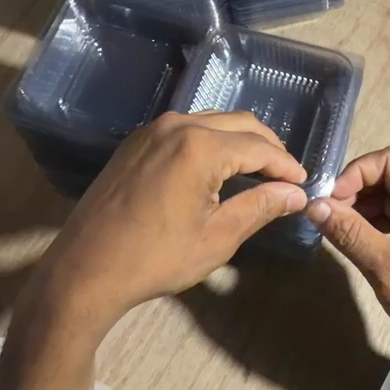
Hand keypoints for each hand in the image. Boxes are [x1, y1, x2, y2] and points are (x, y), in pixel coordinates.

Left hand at [29, 112, 308, 332]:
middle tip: (286, 176)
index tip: (304, 183)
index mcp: (200, 146)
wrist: (86, 269)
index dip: (286, 165)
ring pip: (213, 121)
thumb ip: (260, 206)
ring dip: (240, 141)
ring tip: (259, 170)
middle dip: (268, 147)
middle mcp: (177, 125)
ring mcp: (152, 129)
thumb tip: (295, 194)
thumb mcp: (217, 237)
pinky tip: (219, 166)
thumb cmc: (156, 258)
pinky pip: (186, 128)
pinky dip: (211, 141)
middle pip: (239, 124)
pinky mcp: (136, 141)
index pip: (259, 147)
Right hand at [308, 147, 389, 370]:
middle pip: (386, 175)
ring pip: (387, 197)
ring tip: (337, 231)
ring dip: (360, 208)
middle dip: (354, 190)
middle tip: (328, 218)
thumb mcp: (386, 268)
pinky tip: (355, 241)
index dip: (356, 173)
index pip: (388, 160)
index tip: (332, 201)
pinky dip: (371, 223)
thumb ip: (350, 233)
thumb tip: (315, 206)